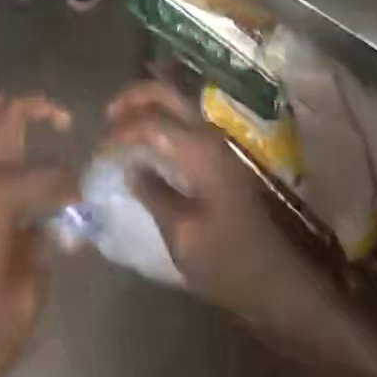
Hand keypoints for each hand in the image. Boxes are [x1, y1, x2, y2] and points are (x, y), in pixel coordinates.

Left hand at [0, 95, 76, 376]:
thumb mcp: (27, 286)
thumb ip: (49, 242)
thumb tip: (68, 216)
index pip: (51, 169)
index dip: (73, 181)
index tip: (89, 202)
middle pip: (3, 113)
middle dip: (36, 107)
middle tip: (65, 122)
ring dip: (10, 116)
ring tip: (45, 130)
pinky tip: (21, 168)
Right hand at [102, 82, 309, 323]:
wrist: (277, 282)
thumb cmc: (227, 262)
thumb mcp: (182, 235)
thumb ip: (153, 194)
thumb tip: (129, 167)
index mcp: (200, 151)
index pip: (152, 122)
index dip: (122, 131)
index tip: (99, 150)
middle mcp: (210, 136)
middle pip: (168, 95)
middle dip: (134, 98)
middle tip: (107, 117)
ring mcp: (218, 144)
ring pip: (177, 103)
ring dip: (147, 106)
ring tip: (120, 125)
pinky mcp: (220, 157)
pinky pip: (184, 122)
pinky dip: (159, 120)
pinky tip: (145, 142)